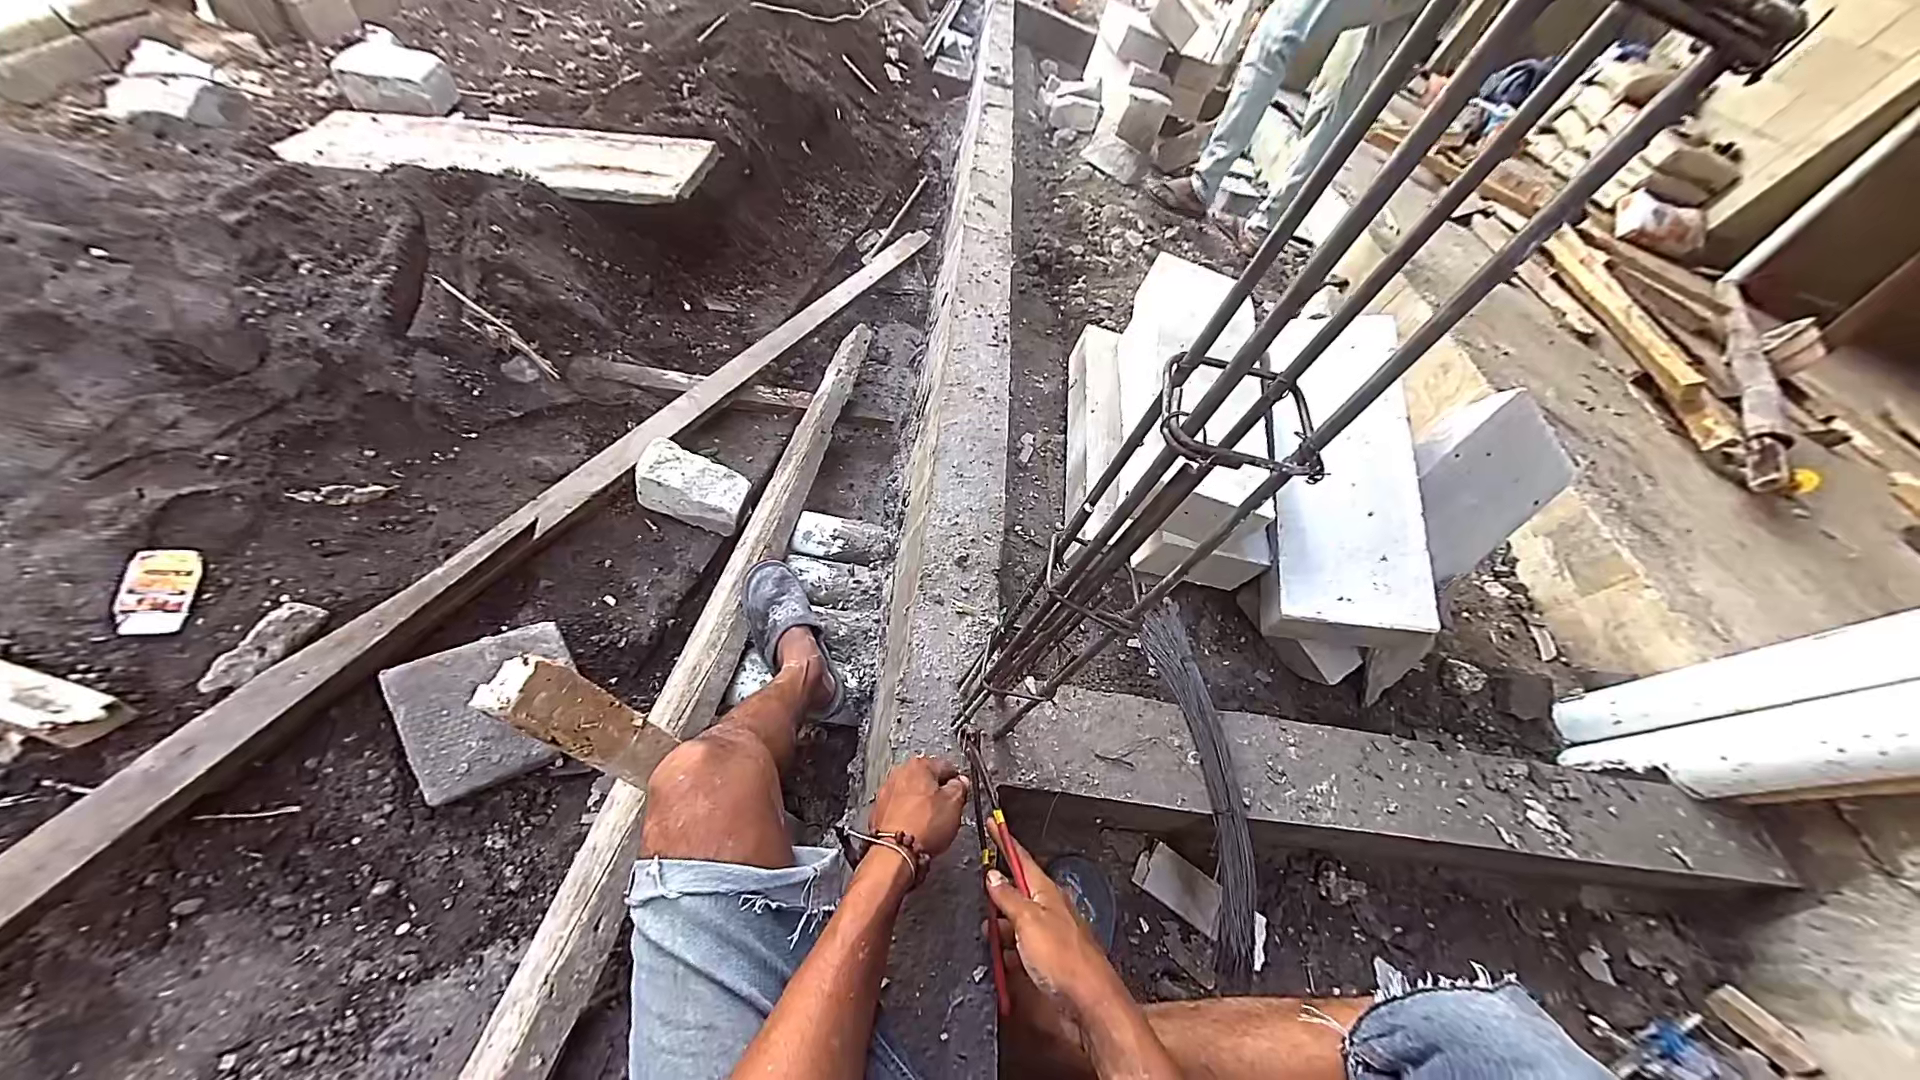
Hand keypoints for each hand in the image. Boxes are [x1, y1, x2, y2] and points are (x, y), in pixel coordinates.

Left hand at [869, 756, 969, 855]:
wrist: (894, 852)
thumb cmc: (922, 827)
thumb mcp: (954, 805)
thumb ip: (960, 788)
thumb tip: (960, 783)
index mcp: (920, 765)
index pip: (946, 766)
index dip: (957, 781)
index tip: (960, 793)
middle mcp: (900, 773)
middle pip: (926, 778)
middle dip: (936, 792)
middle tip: (946, 810)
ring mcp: (887, 791)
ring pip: (911, 793)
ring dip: (920, 803)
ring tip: (929, 823)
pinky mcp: (878, 810)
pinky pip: (899, 807)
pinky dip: (906, 814)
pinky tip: (914, 828)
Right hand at [985, 827, 1124, 1027]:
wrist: (1088, 1003)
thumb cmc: (1066, 961)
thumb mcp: (1028, 920)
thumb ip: (1008, 897)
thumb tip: (992, 876)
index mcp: (1046, 891)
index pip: (1021, 858)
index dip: (1005, 841)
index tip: (994, 825)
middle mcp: (1050, 908)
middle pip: (1018, 890)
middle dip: (997, 892)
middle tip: (980, 893)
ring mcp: (1050, 933)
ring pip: (1017, 921)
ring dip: (1000, 927)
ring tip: (987, 935)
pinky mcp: (1049, 959)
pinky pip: (1021, 947)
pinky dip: (1008, 951)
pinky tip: (1001, 961)